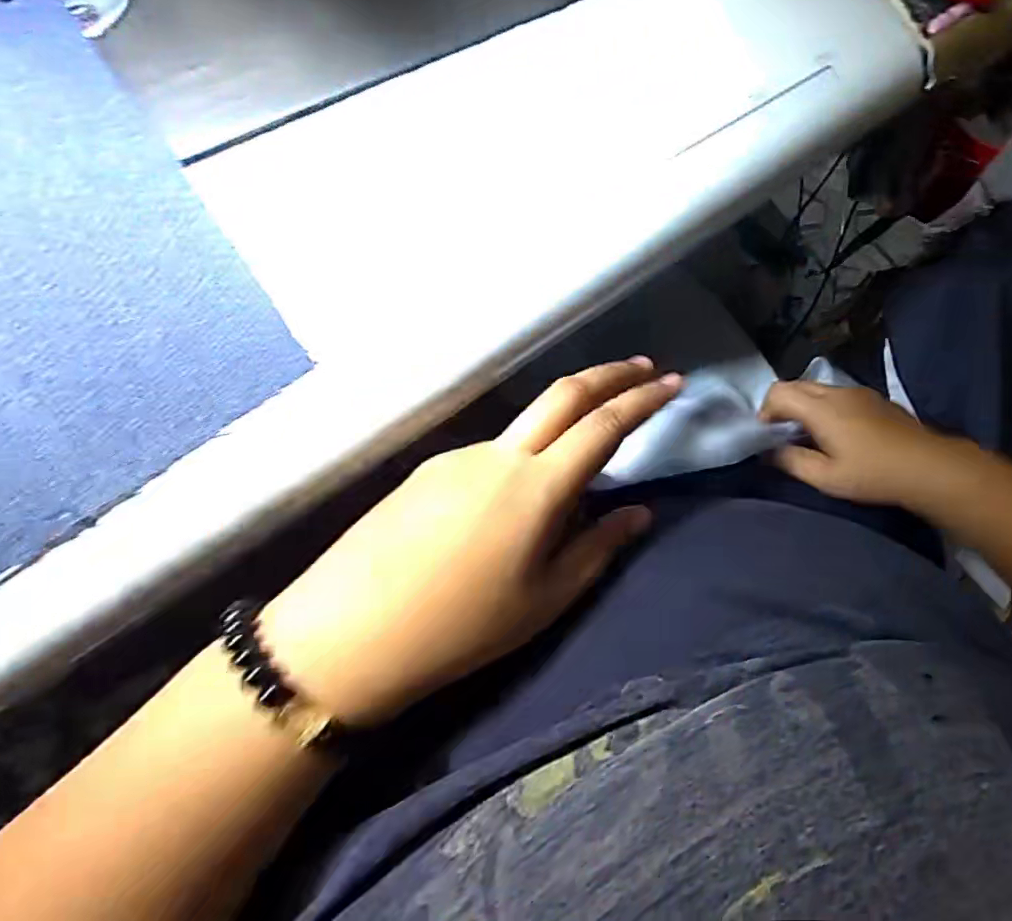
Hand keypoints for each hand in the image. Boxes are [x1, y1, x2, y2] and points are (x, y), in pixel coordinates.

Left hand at [258, 358, 680, 724]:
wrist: (337, 643)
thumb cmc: (460, 627)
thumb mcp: (548, 597)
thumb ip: (600, 546)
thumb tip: (639, 512)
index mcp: (538, 486)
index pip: (605, 424)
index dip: (645, 399)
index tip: (674, 384)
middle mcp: (501, 456)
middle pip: (565, 393)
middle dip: (612, 373)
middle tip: (646, 367)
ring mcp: (458, 457)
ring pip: (528, 423)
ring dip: (568, 415)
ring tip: (586, 447)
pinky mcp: (427, 471)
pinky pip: (493, 452)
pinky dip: (527, 453)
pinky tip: (517, 498)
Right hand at [759, 381, 973, 506]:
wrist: (925, 465)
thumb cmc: (873, 474)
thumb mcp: (827, 478)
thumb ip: (793, 462)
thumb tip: (769, 453)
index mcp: (821, 408)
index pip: (779, 392)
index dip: (765, 411)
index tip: (767, 436)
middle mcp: (838, 392)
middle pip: (797, 385)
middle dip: (783, 406)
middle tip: (784, 436)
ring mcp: (859, 392)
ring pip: (820, 388)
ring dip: (806, 405)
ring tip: (811, 436)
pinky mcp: (875, 399)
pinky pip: (840, 394)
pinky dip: (827, 407)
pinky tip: (839, 433)